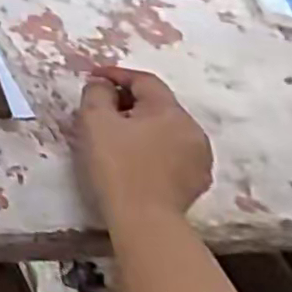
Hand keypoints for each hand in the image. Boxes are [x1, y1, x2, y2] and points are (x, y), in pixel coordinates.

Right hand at [76, 66, 213, 224]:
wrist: (143, 217)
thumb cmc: (115, 162)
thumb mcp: (94, 119)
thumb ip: (97, 92)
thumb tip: (103, 84)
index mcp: (171, 112)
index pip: (144, 80)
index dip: (116, 74)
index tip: (92, 77)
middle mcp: (193, 130)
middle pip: (157, 103)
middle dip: (128, 99)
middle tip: (99, 105)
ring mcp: (200, 156)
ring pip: (165, 127)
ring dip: (141, 122)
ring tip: (115, 131)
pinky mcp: (197, 178)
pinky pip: (172, 148)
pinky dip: (151, 143)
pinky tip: (133, 153)